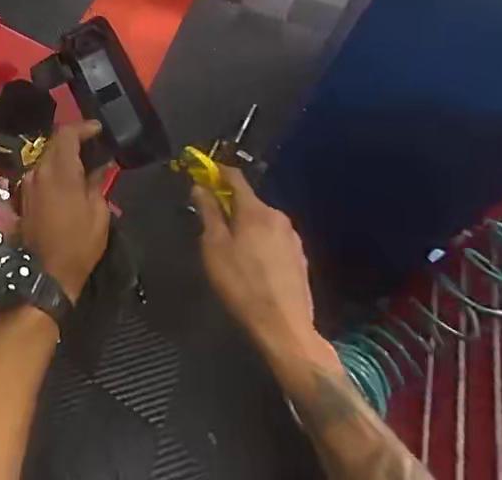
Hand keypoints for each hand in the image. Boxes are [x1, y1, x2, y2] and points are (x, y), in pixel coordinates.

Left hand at [18, 121, 112, 302]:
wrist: (45, 275)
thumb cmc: (78, 244)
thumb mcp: (98, 213)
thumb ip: (97, 182)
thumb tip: (100, 164)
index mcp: (59, 171)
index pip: (66, 134)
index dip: (83, 127)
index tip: (98, 129)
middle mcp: (39, 171)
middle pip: (55, 143)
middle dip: (74, 139)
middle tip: (94, 144)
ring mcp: (28, 183)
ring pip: (46, 158)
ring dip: (64, 155)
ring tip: (85, 162)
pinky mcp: (23, 196)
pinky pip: (41, 173)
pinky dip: (55, 169)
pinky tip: (69, 179)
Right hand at [192, 167, 330, 362]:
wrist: (285, 329)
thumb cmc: (242, 284)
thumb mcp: (215, 247)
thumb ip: (208, 212)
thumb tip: (201, 187)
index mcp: (256, 210)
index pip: (235, 177)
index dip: (217, 172)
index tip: (203, 174)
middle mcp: (278, 217)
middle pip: (249, 201)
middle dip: (230, 205)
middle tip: (212, 221)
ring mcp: (293, 238)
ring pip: (262, 221)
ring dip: (246, 225)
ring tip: (232, 247)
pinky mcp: (300, 258)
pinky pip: (274, 238)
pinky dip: (260, 241)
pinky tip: (253, 263)